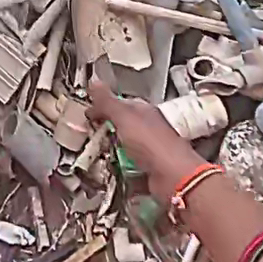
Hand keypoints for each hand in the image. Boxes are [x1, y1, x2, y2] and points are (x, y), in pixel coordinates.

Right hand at [87, 77, 205, 202]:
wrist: (174, 179)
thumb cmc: (153, 144)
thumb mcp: (125, 118)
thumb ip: (108, 102)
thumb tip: (94, 82)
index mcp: (144, 112)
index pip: (120, 103)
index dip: (103, 107)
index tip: (88, 114)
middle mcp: (148, 130)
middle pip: (121, 127)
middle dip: (105, 132)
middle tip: (89, 136)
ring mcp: (149, 152)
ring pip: (124, 149)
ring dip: (111, 153)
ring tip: (97, 155)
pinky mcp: (149, 172)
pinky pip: (129, 170)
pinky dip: (120, 172)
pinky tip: (111, 173)